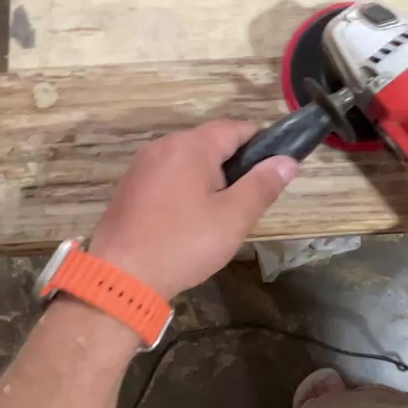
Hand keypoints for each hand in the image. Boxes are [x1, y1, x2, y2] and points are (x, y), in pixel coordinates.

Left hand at [87, 120, 297, 299]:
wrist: (119, 279)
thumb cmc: (183, 244)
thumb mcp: (233, 217)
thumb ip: (262, 185)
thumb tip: (287, 161)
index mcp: (191, 146)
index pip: (236, 128)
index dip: (261, 146)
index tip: (273, 174)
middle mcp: (163, 146)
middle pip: (210, 144)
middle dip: (233, 167)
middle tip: (245, 206)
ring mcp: (142, 167)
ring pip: (188, 162)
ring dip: (209, 181)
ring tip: (218, 218)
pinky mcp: (129, 188)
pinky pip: (167, 178)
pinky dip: (184, 191)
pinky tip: (187, 223)